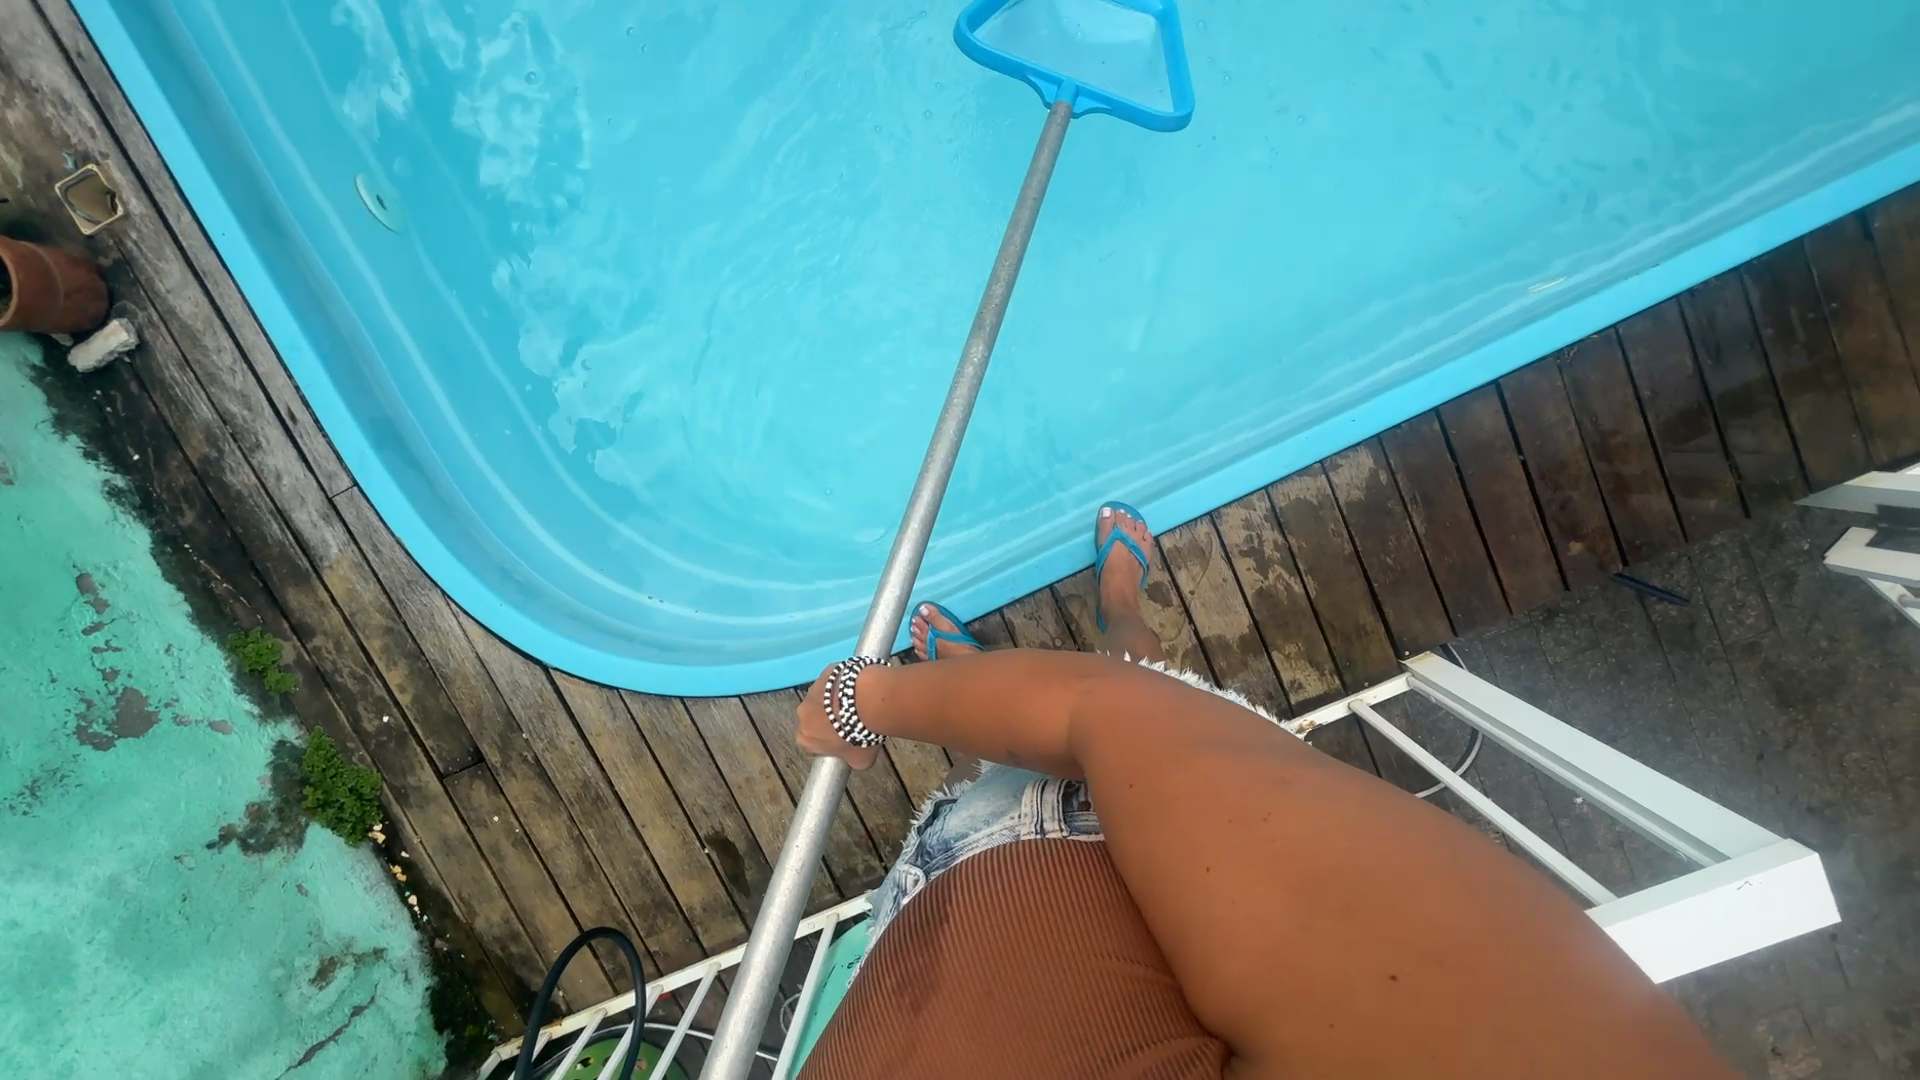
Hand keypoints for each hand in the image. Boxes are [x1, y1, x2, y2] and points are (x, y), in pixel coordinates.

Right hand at [795, 663, 881, 770]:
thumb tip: (856, 759)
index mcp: (806, 738)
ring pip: (823, 696)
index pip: (810, 741)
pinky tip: (859, 686)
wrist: (868, 701)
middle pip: (813, 717)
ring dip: (835, 699)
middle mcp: (803, 713)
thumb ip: (852, 761)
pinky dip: (843, 682)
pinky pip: (833, 679)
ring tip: (858, 701)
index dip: (826, 741)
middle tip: (852, 719)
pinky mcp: (825, 672)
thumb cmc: (861, 734)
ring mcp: (812, 690)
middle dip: (828, 718)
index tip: (842, 739)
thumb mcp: (861, 760)